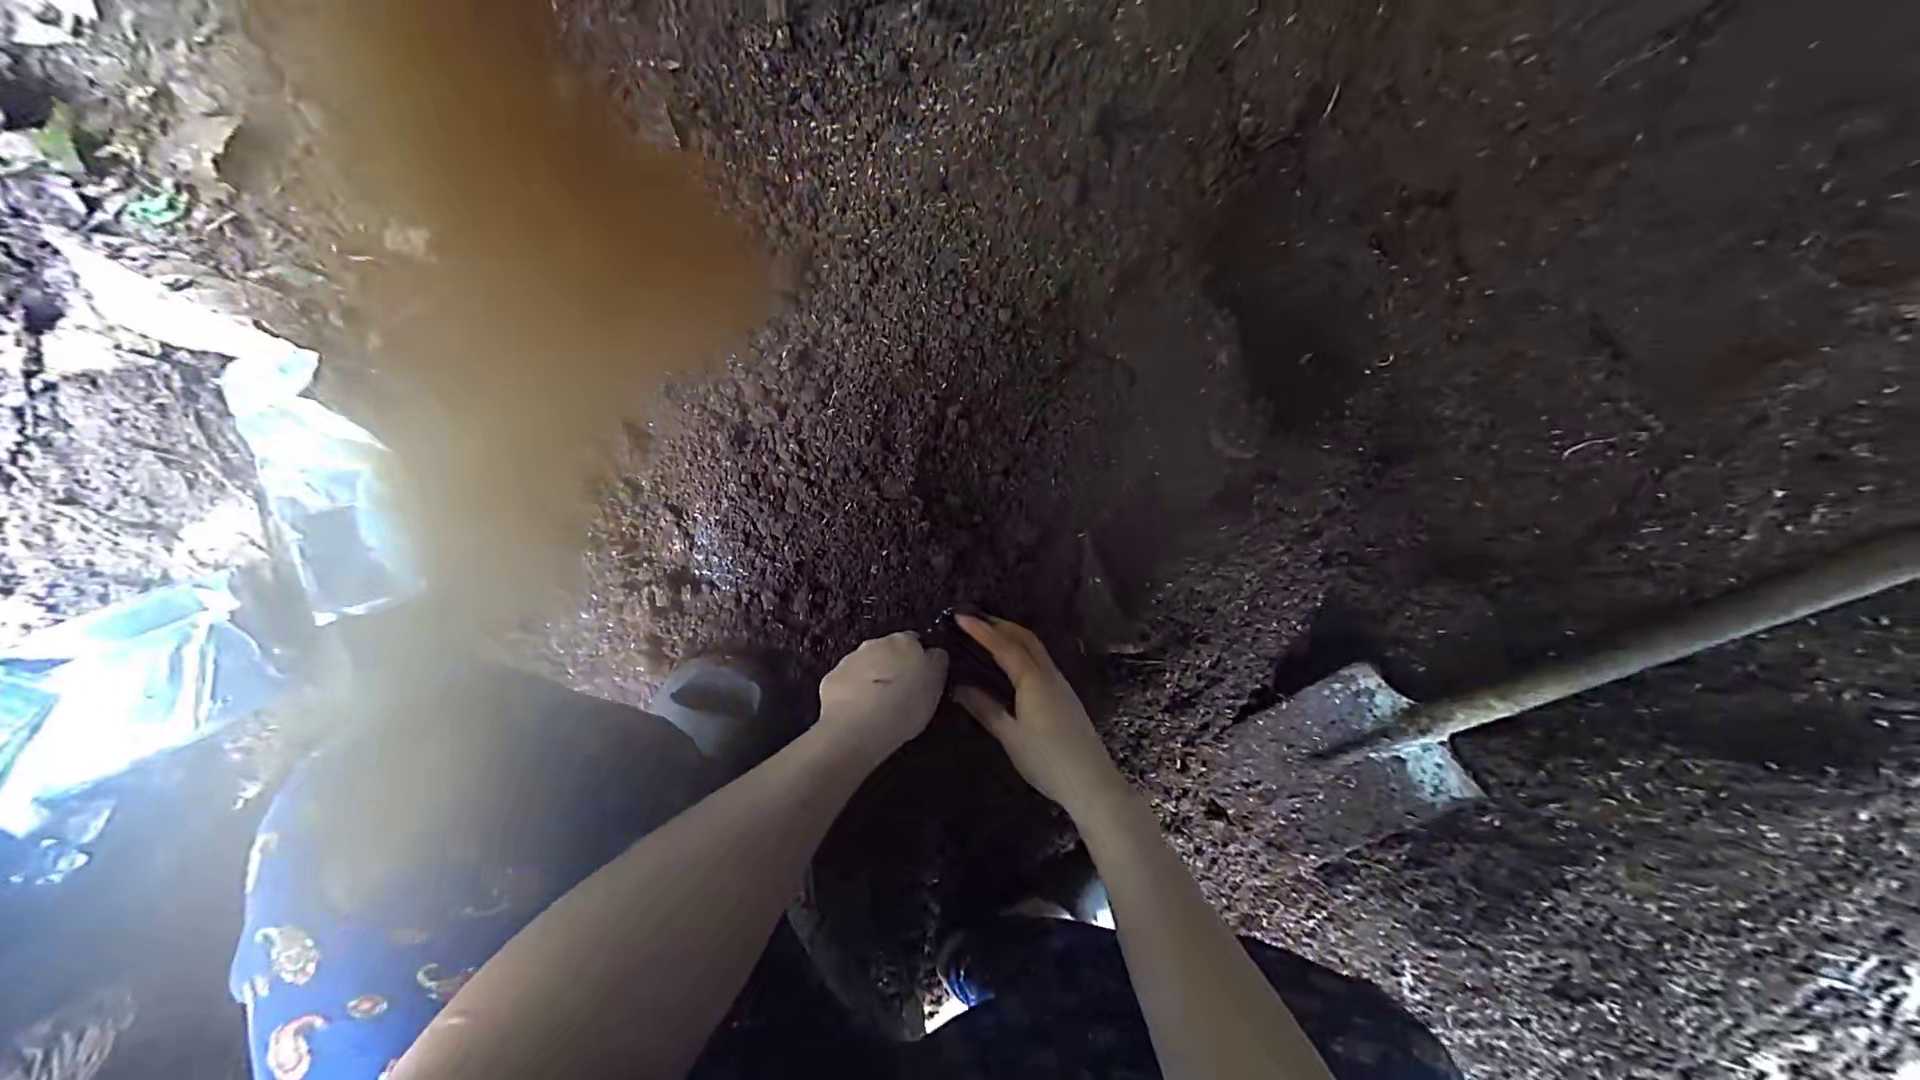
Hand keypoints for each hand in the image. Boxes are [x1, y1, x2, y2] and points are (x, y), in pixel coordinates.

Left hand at [818, 632, 948, 754]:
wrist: (857, 727)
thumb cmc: (905, 706)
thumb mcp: (936, 687)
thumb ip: (935, 665)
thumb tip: (934, 654)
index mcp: (905, 641)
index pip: (915, 640)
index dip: (919, 659)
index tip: (920, 678)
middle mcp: (875, 643)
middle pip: (887, 651)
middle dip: (893, 667)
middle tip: (900, 693)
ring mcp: (849, 660)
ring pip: (865, 666)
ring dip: (872, 679)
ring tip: (877, 707)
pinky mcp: (831, 679)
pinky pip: (846, 683)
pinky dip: (852, 693)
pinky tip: (856, 712)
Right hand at [954, 615, 1126, 814]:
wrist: (1090, 782)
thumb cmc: (1046, 760)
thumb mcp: (1010, 736)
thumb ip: (986, 708)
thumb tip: (962, 688)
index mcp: (1033, 679)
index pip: (1004, 646)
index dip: (981, 630)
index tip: (960, 616)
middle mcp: (1049, 674)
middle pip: (1024, 638)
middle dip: (999, 625)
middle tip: (973, 619)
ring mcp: (1060, 683)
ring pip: (1035, 648)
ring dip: (1012, 635)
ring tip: (989, 634)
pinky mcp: (1064, 694)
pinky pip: (1040, 660)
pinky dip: (1022, 650)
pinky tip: (1011, 661)